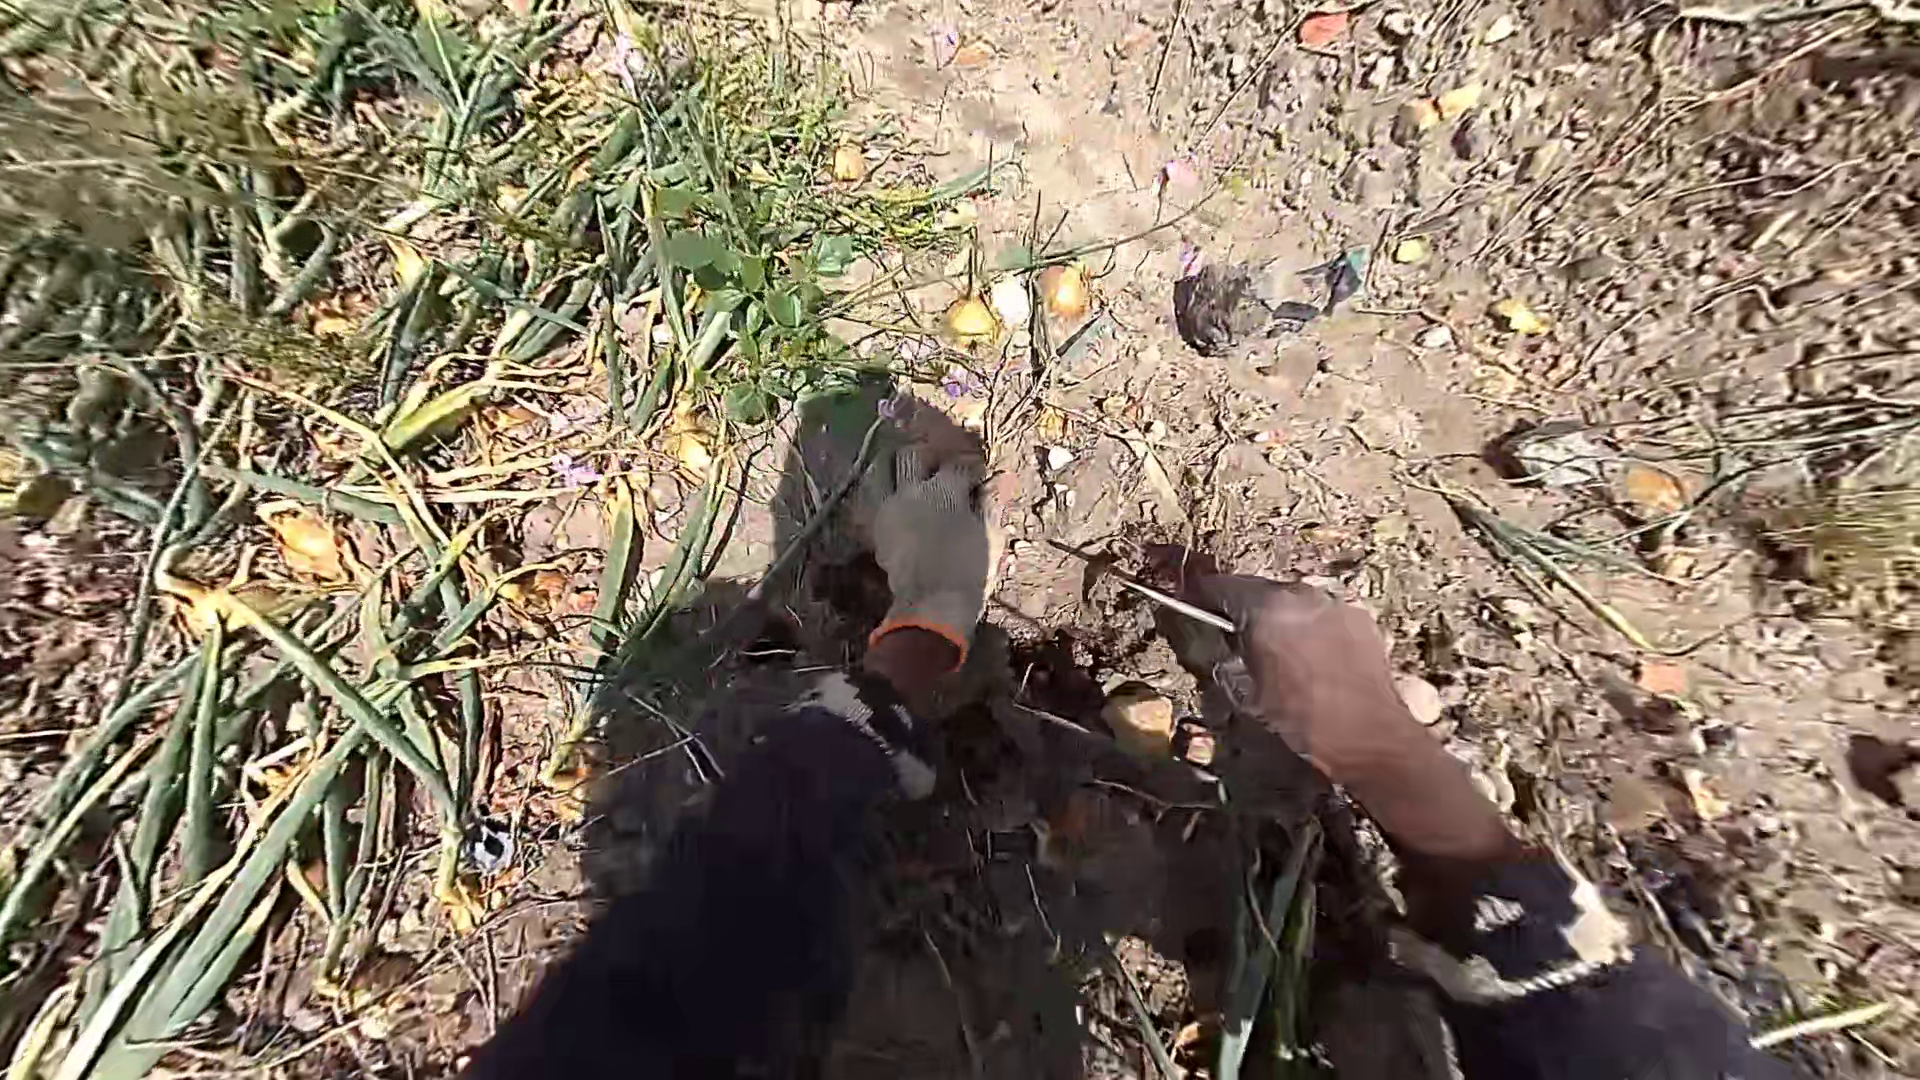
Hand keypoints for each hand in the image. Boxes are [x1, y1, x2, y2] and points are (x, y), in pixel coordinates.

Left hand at [869, 446, 997, 667]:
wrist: (931, 603)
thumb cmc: (969, 570)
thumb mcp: (989, 535)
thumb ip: (991, 502)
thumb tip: (1001, 479)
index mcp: (945, 490)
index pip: (957, 464)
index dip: (969, 466)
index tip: (976, 475)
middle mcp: (913, 491)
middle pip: (913, 456)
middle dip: (927, 456)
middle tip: (940, 468)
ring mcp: (890, 507)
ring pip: (885, 471)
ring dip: (899, 470)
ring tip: (914, 480)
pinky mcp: (878, 526)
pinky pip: (880, 499)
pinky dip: (891, 496)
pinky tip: (905, 508)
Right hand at [1192, 574, 1518, 861]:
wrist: (1373, 741)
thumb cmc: (1300, 719)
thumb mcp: (1241, 690)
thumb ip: (1219, 653)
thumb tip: (1208, 637)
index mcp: (1266, 607)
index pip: (1218, 586)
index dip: (1198, 595)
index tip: (1188, 604)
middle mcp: (1300, 593)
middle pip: (1254, 588)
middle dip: (1237, 605)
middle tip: (1228, 631)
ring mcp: (1332, 602)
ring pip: (1287, 597)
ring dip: (1272, 613)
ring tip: (1269, 644)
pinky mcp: (1357, 617)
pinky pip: (1316, 610)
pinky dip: (1303, 622)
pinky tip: (1304, 652)